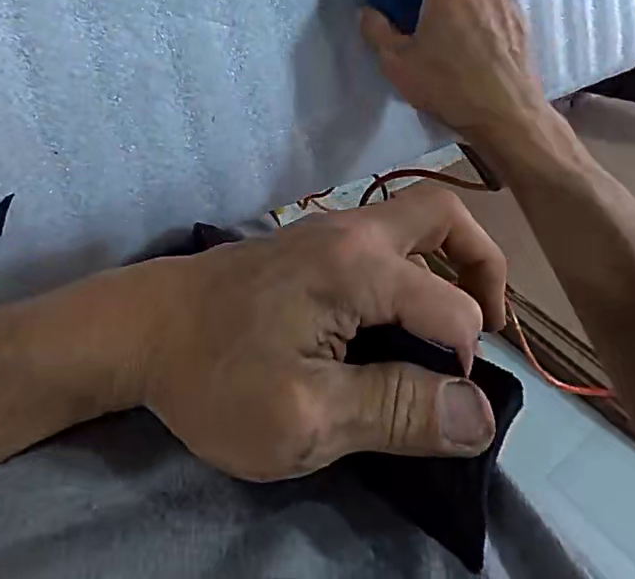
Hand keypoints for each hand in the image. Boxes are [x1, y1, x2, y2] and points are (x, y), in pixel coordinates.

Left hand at [136, 184, 508, 481]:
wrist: (144, 328)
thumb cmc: (218, 378)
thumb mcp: (305, 419)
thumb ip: (397, 411)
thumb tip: (480, 415)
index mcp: (359, 266)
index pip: (452, 308)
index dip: (465, 363)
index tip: (445, 411)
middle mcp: (355, 229)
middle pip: (447, 215)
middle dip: (484, 265)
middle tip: (489, 324)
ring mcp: (334, 228)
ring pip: (418, 219)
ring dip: (450, 260)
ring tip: (452, 323)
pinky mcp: (317, 241)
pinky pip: (389, 237)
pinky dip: (417, 266)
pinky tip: (399, 316)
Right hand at [362, 0, 550, 141]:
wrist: (507, 114)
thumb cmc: (448, 85)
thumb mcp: (398, 64)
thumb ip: (378, 32)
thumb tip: (368, 12)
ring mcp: (505, 5)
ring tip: (449, 2)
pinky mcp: (520, 25)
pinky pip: (496, 1)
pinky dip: (481, 2)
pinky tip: (474, 28)